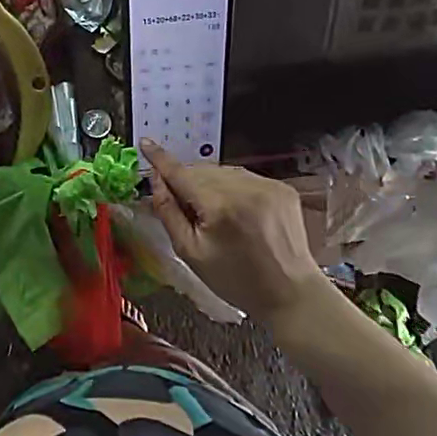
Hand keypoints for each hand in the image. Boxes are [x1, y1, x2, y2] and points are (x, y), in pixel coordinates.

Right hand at [144, 141, 330, 319]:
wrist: (289, 292)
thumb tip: (156, 182)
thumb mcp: (190, 252)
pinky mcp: (281, 188)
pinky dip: (230, 187)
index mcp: (220, 206)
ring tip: (208, 211)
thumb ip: (169, 212)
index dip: (161, 160)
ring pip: (222, 172)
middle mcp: (245, 188)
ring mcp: (267, 185)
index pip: (182, 174)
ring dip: (208, 183)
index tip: (146, 143)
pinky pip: (244, 178)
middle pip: (201, 171)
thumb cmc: (234, 279)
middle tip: (180, 205)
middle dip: (185, 181)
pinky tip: (232, 211)